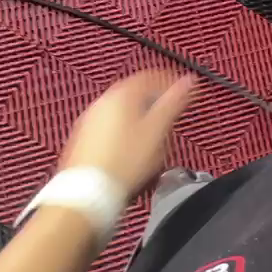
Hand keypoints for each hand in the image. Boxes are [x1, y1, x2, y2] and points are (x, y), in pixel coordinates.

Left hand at [59, 70, 195, 195]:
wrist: (87, 195)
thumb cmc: (122, 164)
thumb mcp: (157, 130)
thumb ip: (174, 102)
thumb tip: (188, 81)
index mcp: (121, 94)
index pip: (150, 76)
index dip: (170, 82)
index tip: (183, 91)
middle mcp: (102, 103)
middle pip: (134, 93)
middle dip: (154, 102)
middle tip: (169, 114)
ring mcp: (89, 121)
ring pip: (121, 112)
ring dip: (139, 118)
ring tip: (153, 137)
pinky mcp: (83, 140)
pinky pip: (109, 128)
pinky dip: (124, 133)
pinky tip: (131, 151)